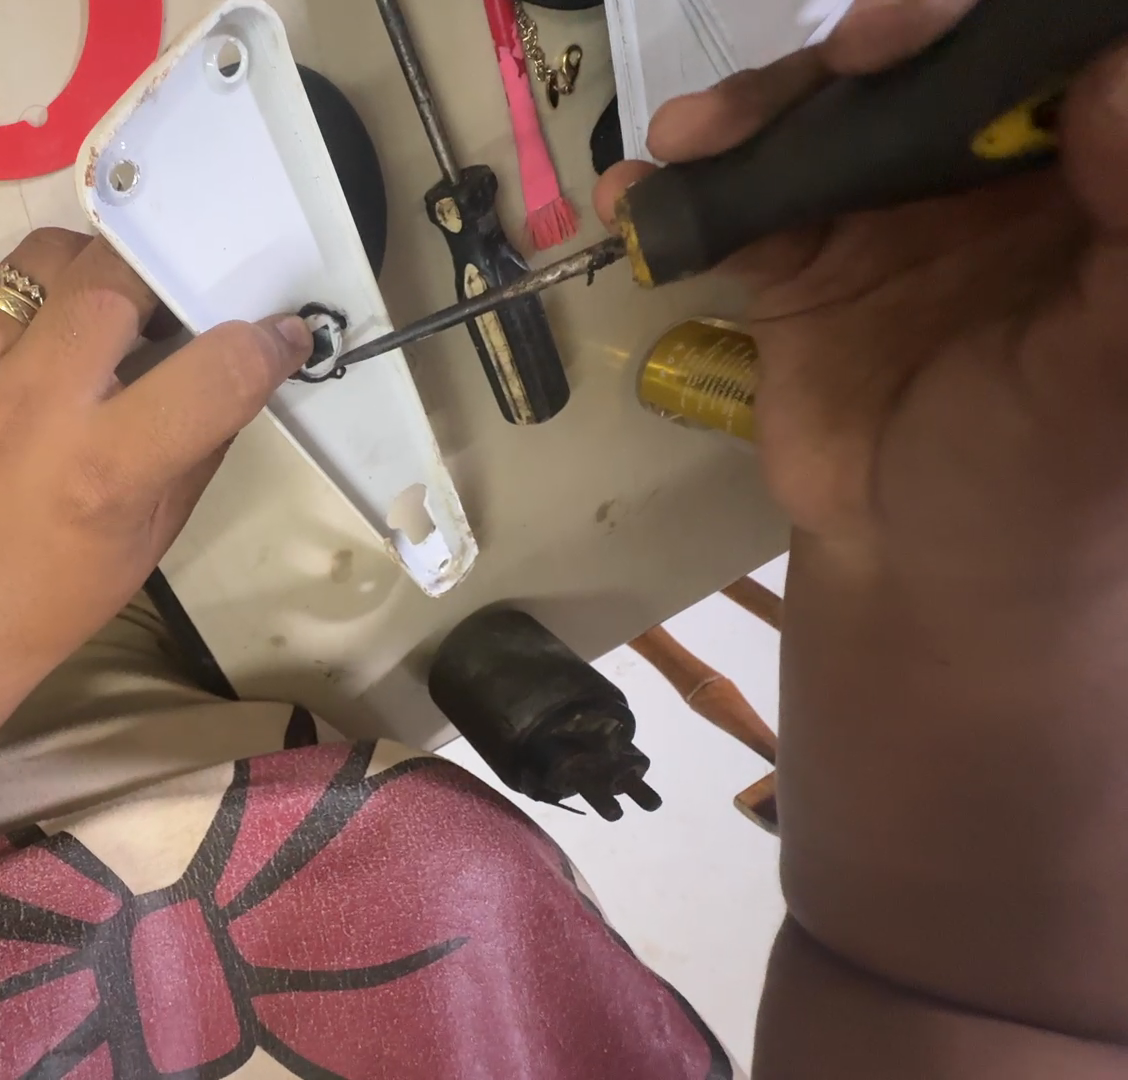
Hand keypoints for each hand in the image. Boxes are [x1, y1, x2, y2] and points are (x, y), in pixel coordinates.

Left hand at [0, 229, 311, 672]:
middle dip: (155, 275)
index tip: (277, 334)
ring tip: (90, 323)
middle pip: (110, 277)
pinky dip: (24, 311)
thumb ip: (206, 431)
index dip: (261, 344)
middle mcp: (24, 412)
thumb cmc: (74, 582)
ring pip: (41, 260)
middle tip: (165, 304)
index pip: (213, 371)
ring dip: (86, 277)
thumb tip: (246, 354)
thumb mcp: (163, 523)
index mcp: (101, 470)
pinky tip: (25, 360)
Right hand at [596, 3, 1127, 587]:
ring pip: (816, 127)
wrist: (904, 547)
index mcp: (1099, 173)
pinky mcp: (791, 267)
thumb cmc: (1042, 468)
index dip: (1003, 19)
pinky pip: (734, 215)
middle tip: (837, 58)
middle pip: (925, 71)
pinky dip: (677, 202)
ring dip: (749, 116)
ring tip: (683, 135)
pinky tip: (630, 198)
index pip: (1063, 53)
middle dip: (870, 50)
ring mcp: (881, 216)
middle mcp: (994, 170)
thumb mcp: (1110, 357)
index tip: (932, 35)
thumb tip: (1115, 68)